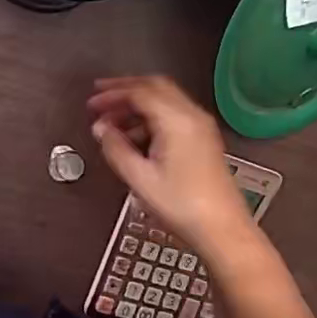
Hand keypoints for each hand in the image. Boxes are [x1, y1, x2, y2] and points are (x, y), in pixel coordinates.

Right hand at [87, 76, 255, 250]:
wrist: (222, 230)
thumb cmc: (185, 207)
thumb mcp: (140, 178)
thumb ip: (116, 149)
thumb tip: (102, 131)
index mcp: (176, 121)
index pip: (139, 92)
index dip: (112, 94)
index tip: (93, 102)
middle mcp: (192, 117)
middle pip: (154, 87)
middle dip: (125, 90)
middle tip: (102, 97)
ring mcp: (200, 128)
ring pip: (164, 100)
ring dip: (137, 105)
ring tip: (113, 121)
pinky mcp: (203, 141)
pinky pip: (173, 115)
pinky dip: (150, 117)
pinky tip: (135, 137)